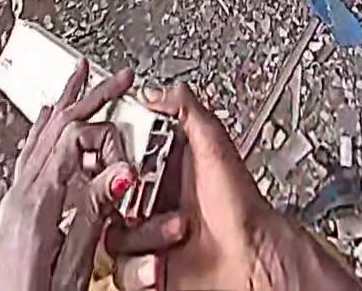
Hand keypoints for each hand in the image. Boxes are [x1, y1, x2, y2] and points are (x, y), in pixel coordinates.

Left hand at [0, 62, 138, 290]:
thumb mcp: (71, 271)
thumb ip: (93, 217)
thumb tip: (121, 172)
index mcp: (36, 202)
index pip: (75, 139)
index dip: (107, 143)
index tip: (128, 168)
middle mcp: (21, 193)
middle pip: (58, 124)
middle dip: (92, 95)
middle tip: (120, 77)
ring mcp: (14, 199)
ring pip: (43, 132)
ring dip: (67, 101)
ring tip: (82, 76)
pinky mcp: (14, 209)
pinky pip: (31, 151)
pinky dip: (46, 126)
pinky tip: (47, 118)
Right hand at [106, 85, 361, 290]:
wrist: (252, 262)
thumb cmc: (240, 205)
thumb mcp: (212, 142)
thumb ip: (184, 109)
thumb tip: (154, 90)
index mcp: (164, 164)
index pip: (120, 154)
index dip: (112, 156)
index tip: (114, 155)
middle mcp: (152, 198)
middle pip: (109, 194)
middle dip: (119, 197)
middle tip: (138, 196)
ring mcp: (148, 234)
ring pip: (112, 233)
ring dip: (141, 235)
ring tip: (175, 229)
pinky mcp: (146, 270)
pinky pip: (121, 270)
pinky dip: (139, 268)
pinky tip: (161, 262)